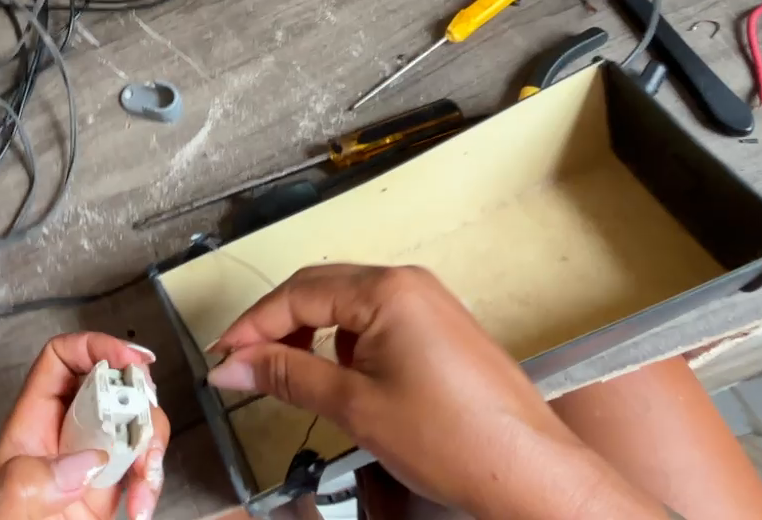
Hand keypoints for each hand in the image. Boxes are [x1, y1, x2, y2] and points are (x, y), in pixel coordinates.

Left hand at [0, 332, 169, 519]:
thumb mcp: (4, 507)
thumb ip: (33, 482)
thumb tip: (89, 460)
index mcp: (33, 420)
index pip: (61, 358)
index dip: (94, 346)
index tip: (130, 359)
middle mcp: (66, 431)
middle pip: (109, 382)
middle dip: (137, 395)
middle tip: (148, 423)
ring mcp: (91, 459)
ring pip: (134, 421)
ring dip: (151, 445)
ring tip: (145, 481)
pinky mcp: (111, 489)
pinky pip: (142, 466)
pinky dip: (151, 481)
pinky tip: (141, 508)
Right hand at [206, 265, 662, 519]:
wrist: (535, 480)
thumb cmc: (455, 440)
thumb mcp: (355, 406)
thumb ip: (286, 375)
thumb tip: (234, 367)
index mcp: (385, 289)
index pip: (297, 294)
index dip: (253, 325)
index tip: (225, 355)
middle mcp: (406, 281)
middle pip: (318, 288)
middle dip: (277, 325)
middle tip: (246, 362)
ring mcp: (426, 301)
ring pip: (344, 302)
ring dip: (309, 332)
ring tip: (290, 373)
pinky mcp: (438, 325)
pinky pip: (373, 317)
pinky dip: (343, 342)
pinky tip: (340, 377)